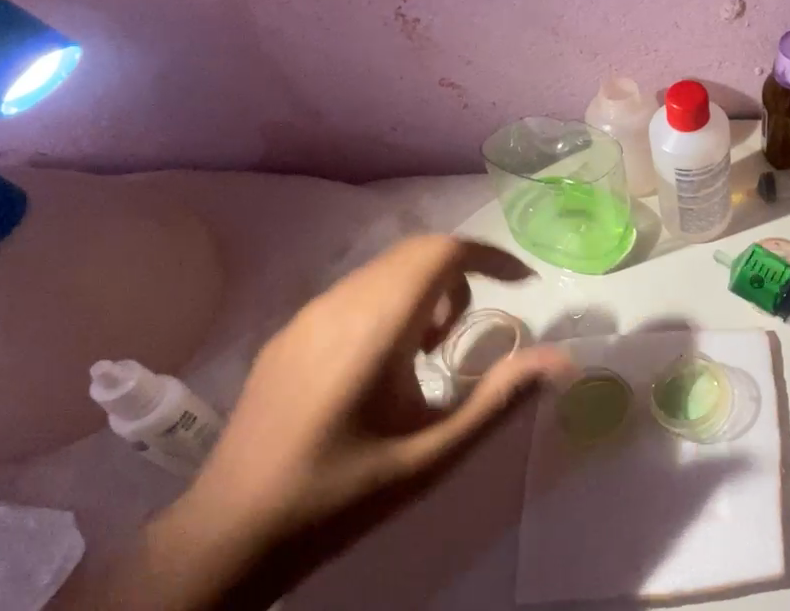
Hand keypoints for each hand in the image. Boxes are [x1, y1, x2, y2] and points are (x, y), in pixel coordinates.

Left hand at [101, 235, 571, 609]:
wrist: (228, 536)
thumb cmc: (340, 496)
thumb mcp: (432, 456)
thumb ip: (499, 400)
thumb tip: (561, 360)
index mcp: (375, 328)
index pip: (441, 252)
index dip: (490, 257)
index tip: (523, 286)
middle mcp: (338, 307)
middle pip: (415, 253)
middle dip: (460, 276)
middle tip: (469, 334)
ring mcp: (305, 318)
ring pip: (384, 270)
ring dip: (425, 291)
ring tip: (428, 355)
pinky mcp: (287, 336)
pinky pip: (354, 293)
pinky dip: (391, 304)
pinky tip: (384, 366)